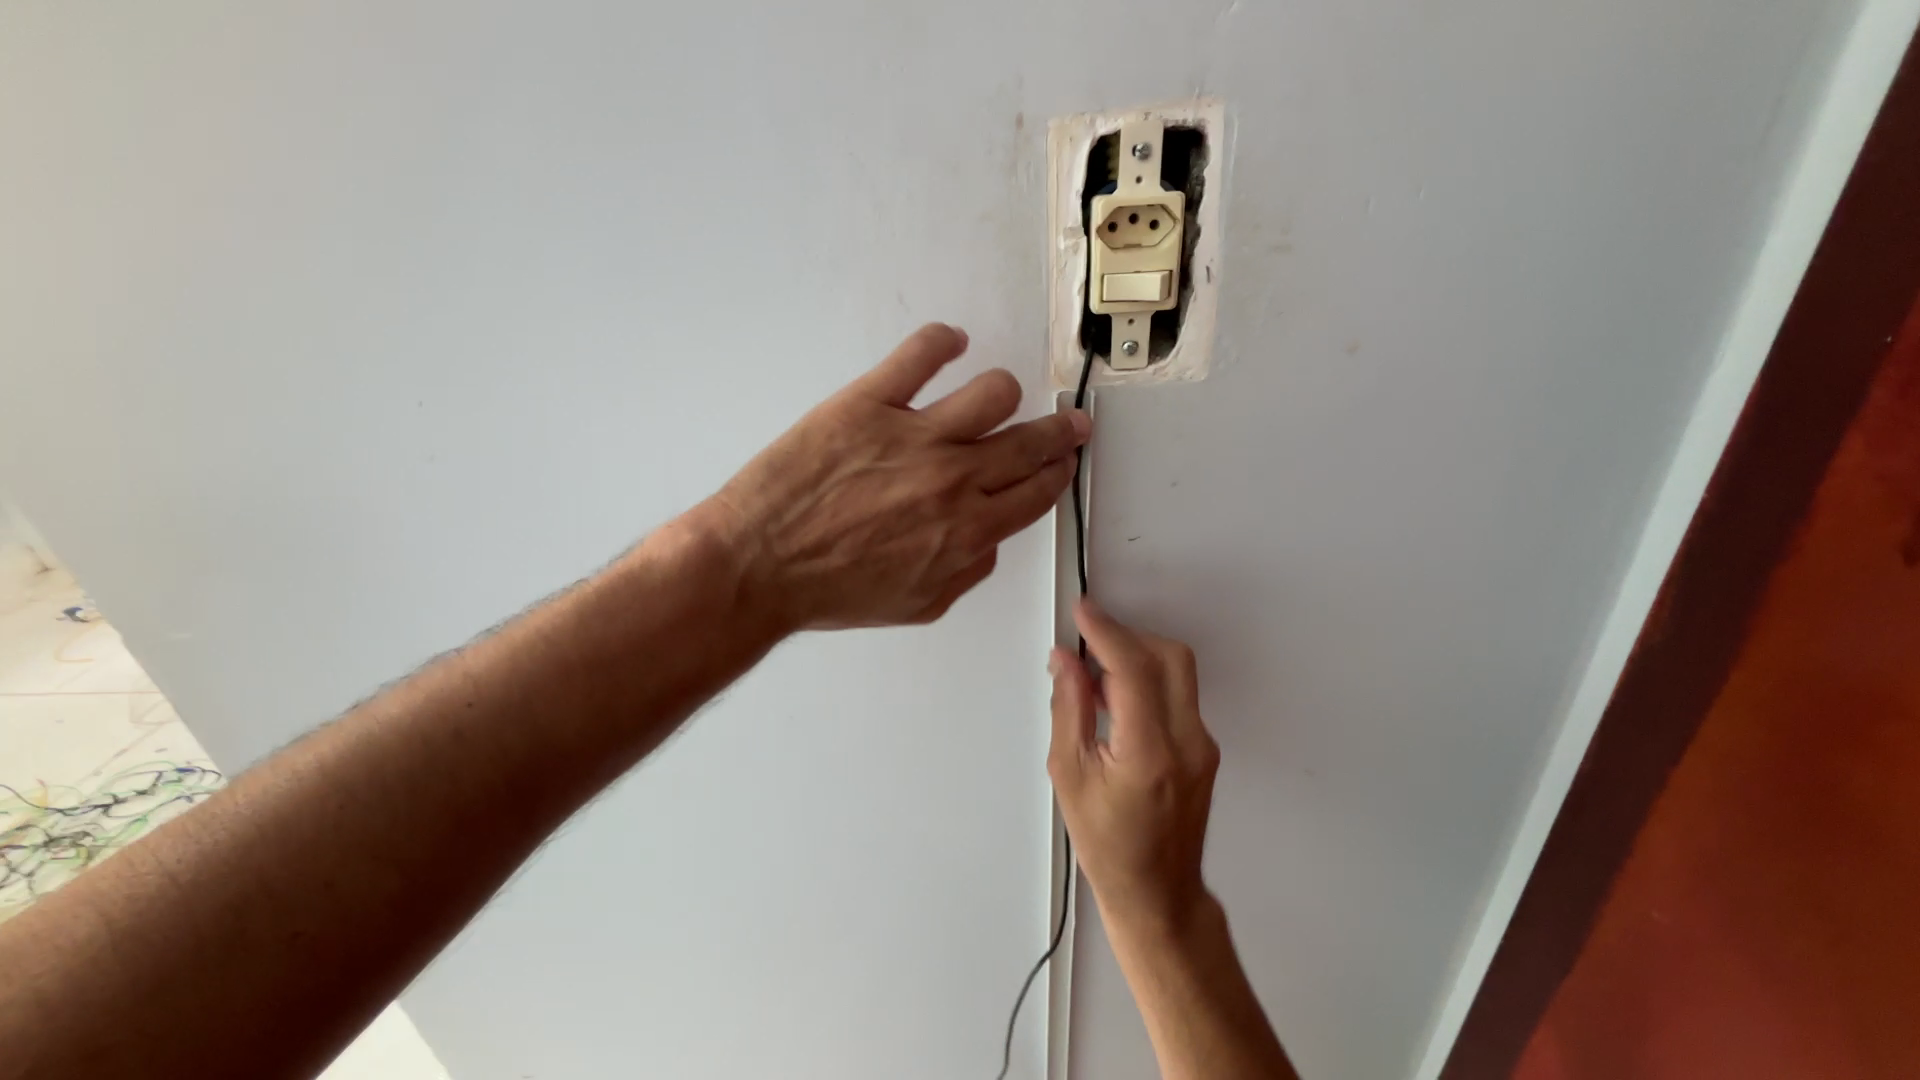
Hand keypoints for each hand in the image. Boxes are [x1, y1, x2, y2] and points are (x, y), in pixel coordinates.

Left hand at [704, 324, 1089, 630]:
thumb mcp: (917, 605)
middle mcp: (953, 478)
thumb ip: (967, 571)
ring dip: (1004, 393)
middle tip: (1069, 421)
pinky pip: (921, 354)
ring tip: (994, 396)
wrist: (757, 567)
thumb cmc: (830, 592)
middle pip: (1029, 441)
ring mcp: (913, 434)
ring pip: (994, 392)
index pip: (1035, 491)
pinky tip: (950, 343)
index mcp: (968, 530)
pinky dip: (943, 342)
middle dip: (1060, 431)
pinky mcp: (869, 401)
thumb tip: (988, 539)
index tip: (1063, 461)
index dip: (1057, 473)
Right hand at [1049, 600, 1221, 932]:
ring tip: (1094, 676)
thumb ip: (1069, 710)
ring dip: (1136, 657)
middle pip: (1169, 657)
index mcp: (1149, 753)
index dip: (1106, 632)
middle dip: (1125, 637)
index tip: (1083, 612)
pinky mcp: (1204, 748)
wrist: (1158, 893)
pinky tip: (1115, 699)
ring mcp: (1203, 745)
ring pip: (1177, 671)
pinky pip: (1177, 694)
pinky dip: (1146, 681)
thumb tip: (1066, 662)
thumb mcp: (1070, 777)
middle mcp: (1187, 743)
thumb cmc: (1109, 847)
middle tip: (1086, 643)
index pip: (1134, 669)